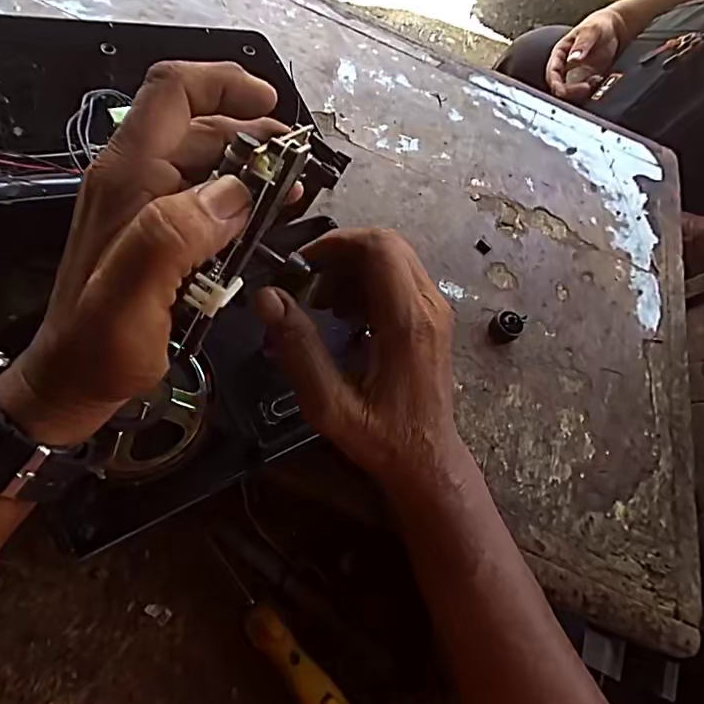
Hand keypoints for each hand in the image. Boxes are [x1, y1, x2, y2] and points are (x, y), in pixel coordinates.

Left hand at [0, 61, 288, 444]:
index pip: (173, 94)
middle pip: (198, 125)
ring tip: (291, 189)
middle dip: (252, 131)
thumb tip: (235, 193)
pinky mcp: (157, 234)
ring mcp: (145, 207)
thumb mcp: (132, 297)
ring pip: (206, 162)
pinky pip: (204, 199)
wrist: (72, 382)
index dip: (223, 83)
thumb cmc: (100, 347)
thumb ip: (174, 236)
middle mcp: (136, 180)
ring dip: (251, 167)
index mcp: (128, 177)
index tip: (270, 103)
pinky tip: (263, 218)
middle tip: (296, 162)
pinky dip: (239, 200)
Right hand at [253, 229, 471, 491]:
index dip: (336, 243)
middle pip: (388, 245)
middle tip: (308, 284)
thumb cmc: (383, 438)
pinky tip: (344, 314)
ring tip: (321, 303)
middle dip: (341, 254)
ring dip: (352, 269)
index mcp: (407, 321)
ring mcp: (435, 310)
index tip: (302, 265)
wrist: (428, 460)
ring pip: (394, 258)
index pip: (380, 247)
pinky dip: (367, 283)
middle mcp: (428, 306)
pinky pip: (399, 278)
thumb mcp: (330, 404)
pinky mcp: (432, 319)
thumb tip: (268, 298)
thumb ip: (299, 349)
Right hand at [546, 6, 633, 100]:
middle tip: (586, 87)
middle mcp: (563, 65)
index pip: (552, 73)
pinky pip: (582, 91)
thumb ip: (582, 44)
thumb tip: (573, 59)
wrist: (614, 28)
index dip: (557, 84)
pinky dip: (589, 90)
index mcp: (559, 54)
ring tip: (595, 80)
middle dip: (569, 91)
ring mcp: (573, 73)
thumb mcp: (591, 30)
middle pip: (558, 86)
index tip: (566, 89)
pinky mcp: (584, 78)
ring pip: (569, 91)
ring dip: (580, 92)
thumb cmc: (599, 25)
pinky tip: (598, 80)